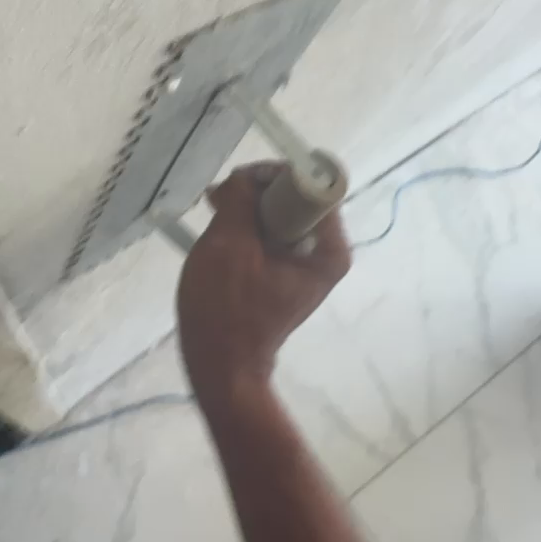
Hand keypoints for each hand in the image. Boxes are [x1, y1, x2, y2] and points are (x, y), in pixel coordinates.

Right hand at [176, 162, 350, 405]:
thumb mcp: (228, 245)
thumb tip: (243, 178)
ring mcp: (304, 263)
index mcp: (327, 248)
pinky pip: (268, 232)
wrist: (221, 366)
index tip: (239, 181)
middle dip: (254, 191)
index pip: (313, 185)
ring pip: (277, 212)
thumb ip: (240, 200)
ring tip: (213, 211)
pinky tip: (217, 228)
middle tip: (219, 197)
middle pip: (295, 196)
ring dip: (244, 207)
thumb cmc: (226, 308)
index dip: (273, 175)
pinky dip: (244, 226)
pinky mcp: (283, 271)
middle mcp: (324, 252)